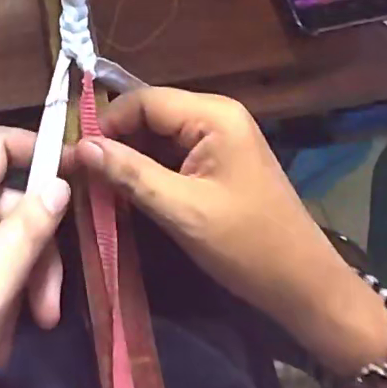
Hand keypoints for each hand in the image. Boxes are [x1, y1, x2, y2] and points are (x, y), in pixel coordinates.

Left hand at [0, 127, 72, 387]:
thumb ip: (29, 229)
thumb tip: (62, 182)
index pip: (0, 144)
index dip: (42, 151)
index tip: (83, 175)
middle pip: (14, 201)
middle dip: (39, 249)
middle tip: (49, 305)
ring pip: (10, 238)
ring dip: (27, 281)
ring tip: (32, 327)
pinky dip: (7, 296)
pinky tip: (1, 338)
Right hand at [75, 87, 386, 373]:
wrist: (307, 287)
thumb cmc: (247, 246)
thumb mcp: (182, 211)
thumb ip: (130, 174)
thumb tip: (81, 147)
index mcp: (213, 115)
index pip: (144, 100)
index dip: (108, 123)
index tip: (79, 155)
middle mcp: (216, 113)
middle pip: (150, 112)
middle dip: (117, 140)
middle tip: (85, 172)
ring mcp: (219, 135)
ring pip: (158, 132)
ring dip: (131, 155)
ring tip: (101, 182)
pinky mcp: (218, 157)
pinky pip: (173, 150)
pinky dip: (149, 167)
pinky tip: (130, 189)